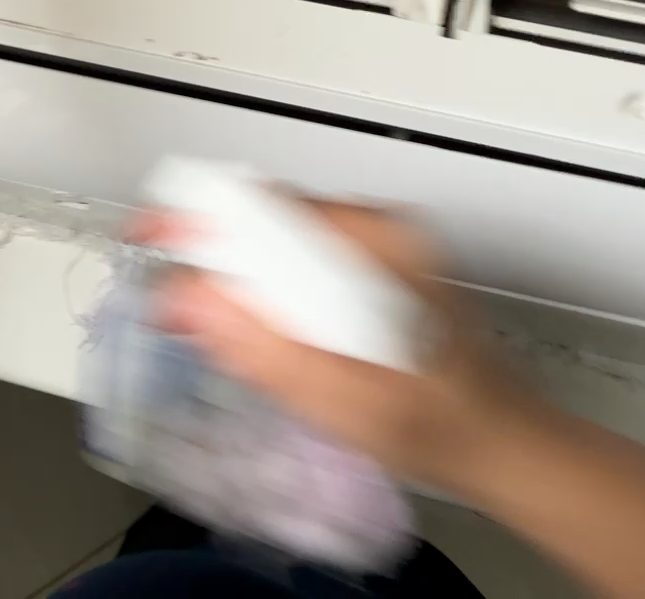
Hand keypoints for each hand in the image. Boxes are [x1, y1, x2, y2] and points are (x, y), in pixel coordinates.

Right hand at [154, 199, 545, 497]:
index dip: (198, 218)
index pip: (266, 205)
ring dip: (237, 274)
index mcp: (378, 240)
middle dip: (210, 254)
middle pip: (267, 221)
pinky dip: (266, 286)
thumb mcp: (337, 396)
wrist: (494, 440)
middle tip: (174, 297)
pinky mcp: (367, 262)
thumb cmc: (435, 423)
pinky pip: (296, 259)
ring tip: (213, 319)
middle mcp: (376, 227)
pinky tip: (262, 325)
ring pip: (277, 241)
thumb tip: (183, 297)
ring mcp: (373, 242)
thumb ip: (259, 347)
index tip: (150, 232)